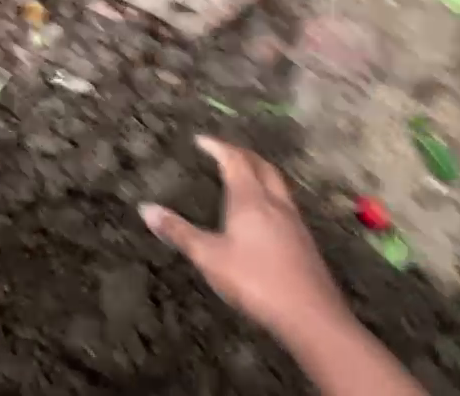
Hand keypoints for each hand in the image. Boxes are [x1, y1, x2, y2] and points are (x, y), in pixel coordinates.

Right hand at [140, 137, 350, 340]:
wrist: (314, 320)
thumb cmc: (256, 281)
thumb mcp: (208, 257)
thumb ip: (178, 231)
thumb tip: (145, 208)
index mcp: (251, 200)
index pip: (234, 160)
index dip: (217, 146)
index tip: (200, 139)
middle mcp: (275, 205)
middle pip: (262, 167)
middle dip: (242, 154)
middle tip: (223, 150)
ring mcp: (295, 224)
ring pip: (278, 186)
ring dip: (259, 173)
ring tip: (241, 176)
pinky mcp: (305, 244)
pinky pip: (284, 205)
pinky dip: (269, 195)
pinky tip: (262, 214)